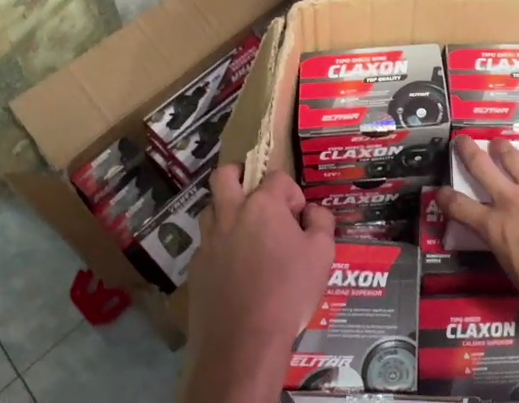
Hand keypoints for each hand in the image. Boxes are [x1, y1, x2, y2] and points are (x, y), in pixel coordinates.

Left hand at [181, 165, 335, 402]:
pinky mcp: (195, 267)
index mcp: (263, 205)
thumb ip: (321, 222)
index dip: (292, 193)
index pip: (277, 178)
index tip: (299, 217)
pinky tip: (233, 268)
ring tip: (244, 231)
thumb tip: (311, 211)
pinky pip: (206, 244)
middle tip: (254, 194)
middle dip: (240, 175)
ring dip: (226, 210)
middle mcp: (231, 214)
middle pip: (225, 176)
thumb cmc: (288, 292)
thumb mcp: (323, 254)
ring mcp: (209, 241)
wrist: (243, 342)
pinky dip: (219, 245)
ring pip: (210, 208)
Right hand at [436, 138, 518, 321]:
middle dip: (467, 151)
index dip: (446, 197)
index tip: (440, 191)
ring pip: (512, 157)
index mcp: (494, 228)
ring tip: (498, 141)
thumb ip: (505, 250)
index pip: (459, 207)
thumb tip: (504, 242)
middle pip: (481, 167)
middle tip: (462, 139)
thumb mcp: (515, 275)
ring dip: (502, 147)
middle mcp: (509, 200)